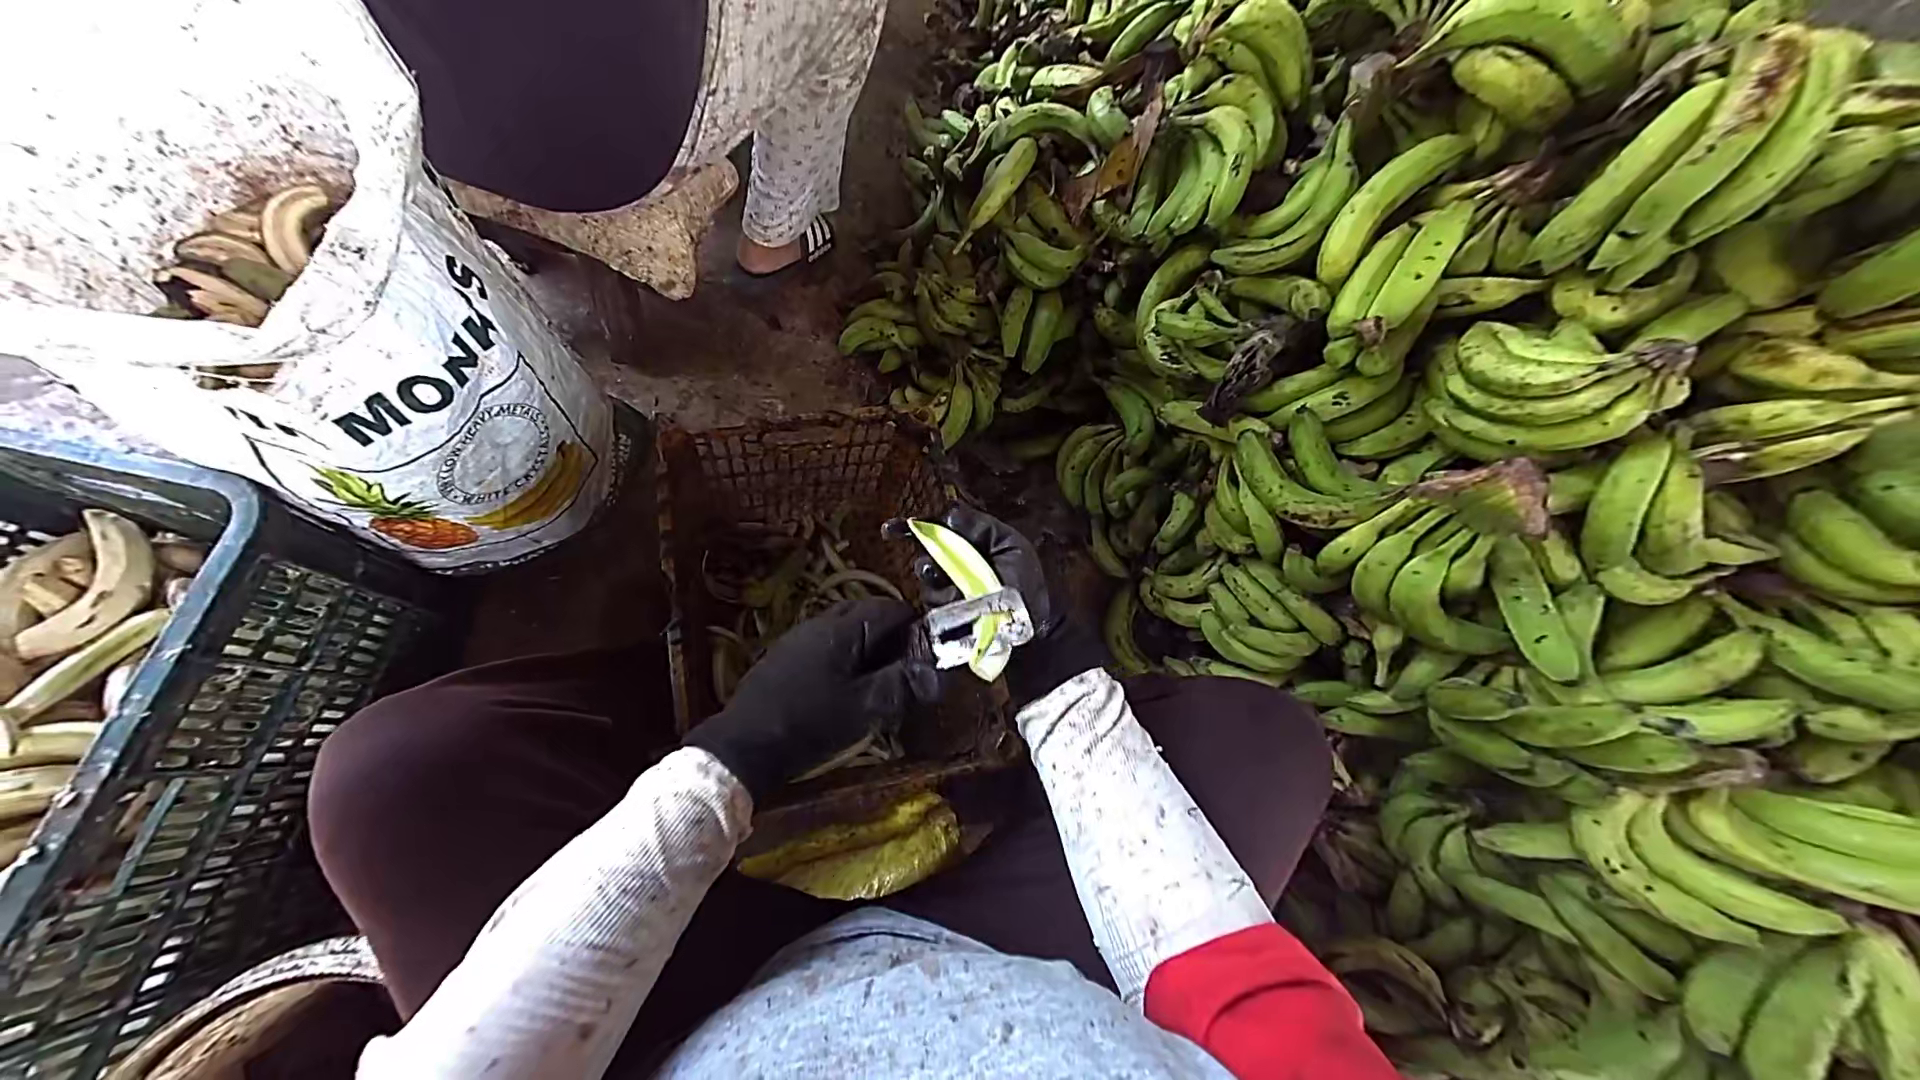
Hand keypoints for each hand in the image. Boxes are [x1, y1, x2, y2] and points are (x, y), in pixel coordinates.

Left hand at [684, 599, 935, 799]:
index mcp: (843, 628)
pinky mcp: (785, 656)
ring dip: (868, 647)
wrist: (742, 746)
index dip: (915, 628)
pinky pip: (827, 644)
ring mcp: (799, 637)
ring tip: (879, 680)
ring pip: (847, 629)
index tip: (925, 656)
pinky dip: (846, 657)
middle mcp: (820, 623)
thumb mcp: (863, 708)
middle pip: (868, 614)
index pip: (892, 609)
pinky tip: (846, 688)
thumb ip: (901, 685)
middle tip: (906, 668)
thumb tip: (936, 673)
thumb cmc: (808, 724)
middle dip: (893, 636)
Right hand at [897, 504, 1107, 705]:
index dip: (911, 528)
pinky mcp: (947, 618)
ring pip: (928, 583)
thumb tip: (947, 513)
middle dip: (925, 560)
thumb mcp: (1010, 545)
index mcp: (967, 544)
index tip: (892, 530)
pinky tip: (962, 609)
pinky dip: (945, 606)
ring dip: (937, 585)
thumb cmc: (1026, 582)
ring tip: (958, 593)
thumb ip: (979, 526)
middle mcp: (952, 567)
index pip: (933, 531)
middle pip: (925, 557)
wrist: (1037, 625)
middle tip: (931, 568)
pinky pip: (935, 608)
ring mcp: (948, 593)